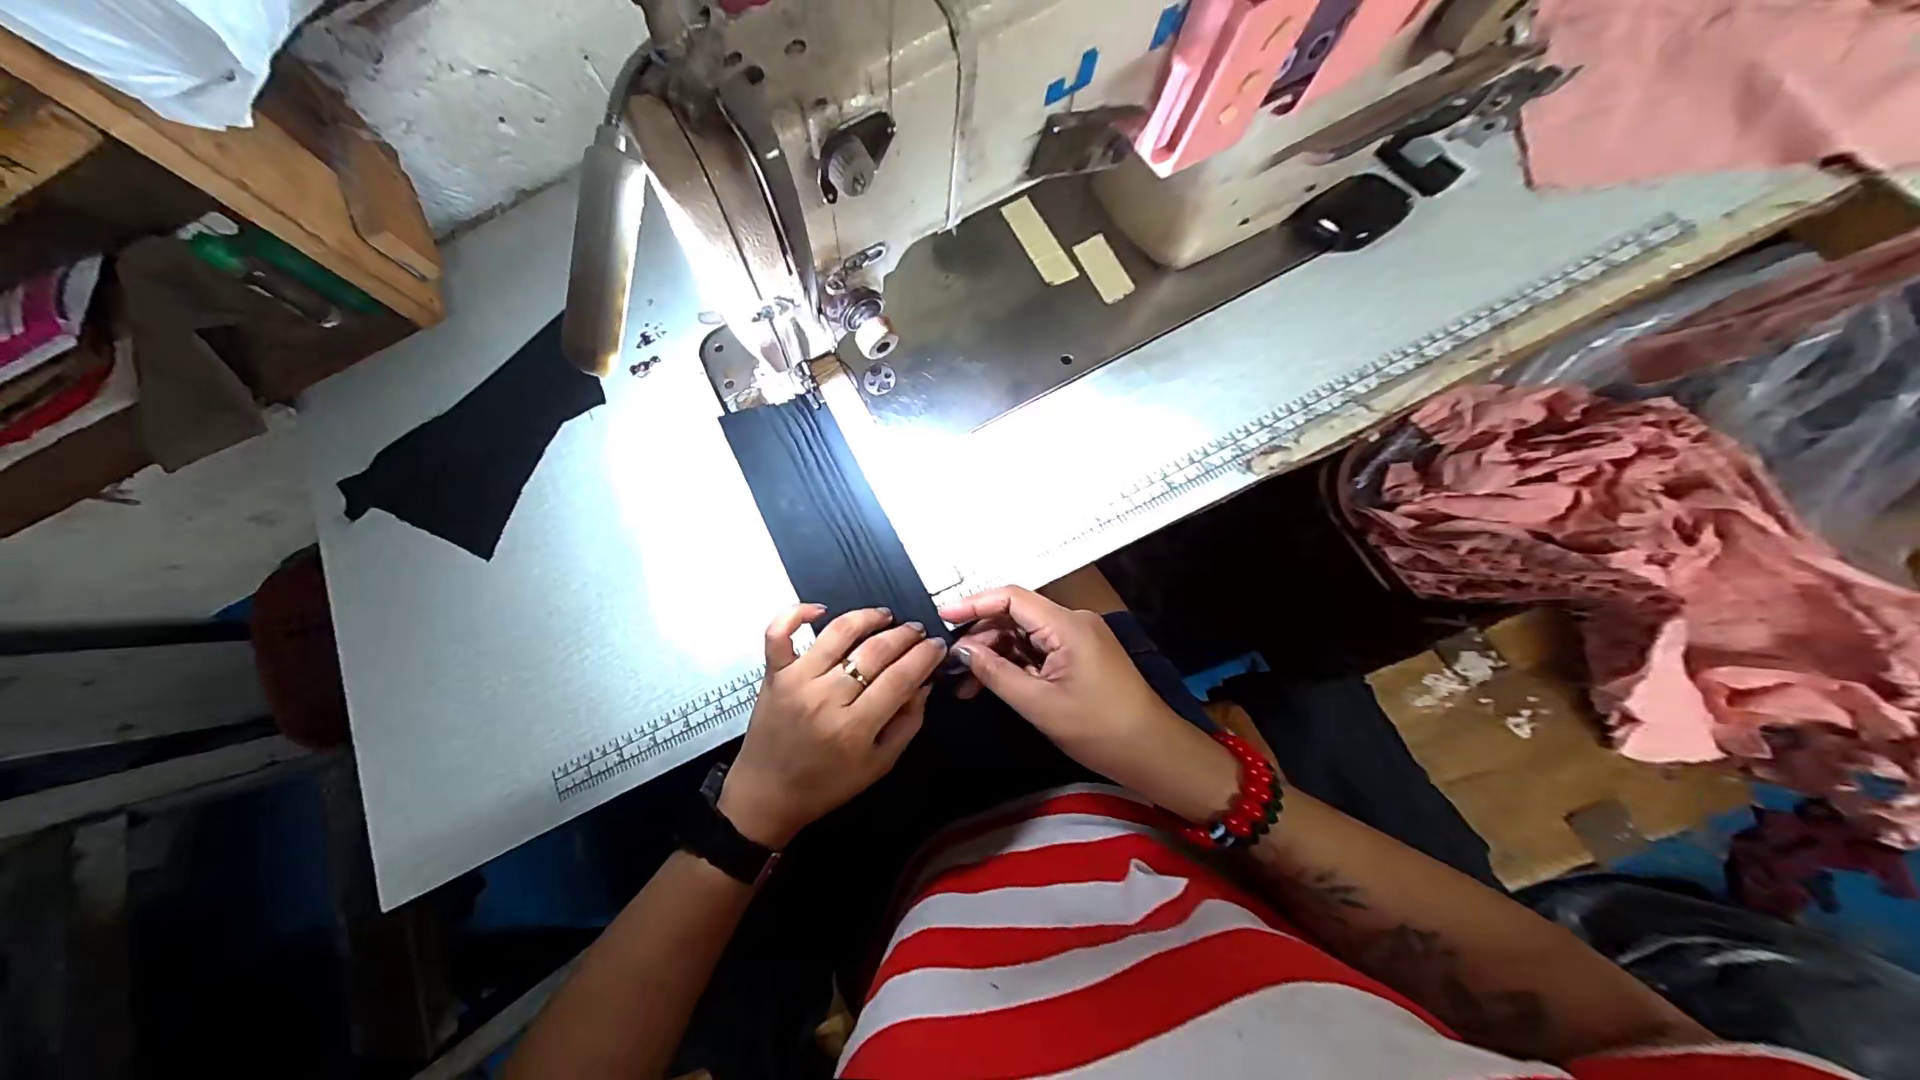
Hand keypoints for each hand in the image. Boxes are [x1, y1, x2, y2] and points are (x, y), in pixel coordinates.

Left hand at [718, 604, 947, 848]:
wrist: (766, 796)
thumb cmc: (825, 784)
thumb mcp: (879, 765)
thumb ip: (908, 723)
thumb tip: (923, 682)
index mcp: (855, 728)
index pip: (901, 677)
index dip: (925, 656)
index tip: (938, 646)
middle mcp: (826, 698)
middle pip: (875, 651)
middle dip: (906, 635)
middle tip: (918, 631)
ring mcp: (797, 681)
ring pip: (838, 632)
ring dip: (868, 617)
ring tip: (885, 616)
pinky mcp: (774, 674)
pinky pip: (779, 633)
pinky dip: (797, 613)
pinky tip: (820, 609)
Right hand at [938, 587, 1237, 822]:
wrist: (1152, 751)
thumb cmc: (1099, 728)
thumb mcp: (1038, 703)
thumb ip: (996, 672)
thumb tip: (962, 651)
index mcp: (1067, 624)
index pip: (1011, 597)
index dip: (973, 603)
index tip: (942, 616)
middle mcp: (1073, 622)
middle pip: (1015, 615)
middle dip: (981, 636)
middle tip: (953, 664)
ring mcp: (1078, 638)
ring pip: (1024, 634)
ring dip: (995, 654)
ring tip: (968, 684)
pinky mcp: (1080, 655)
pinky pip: (1039, 649)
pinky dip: (1015, 664)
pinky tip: (994, 683)